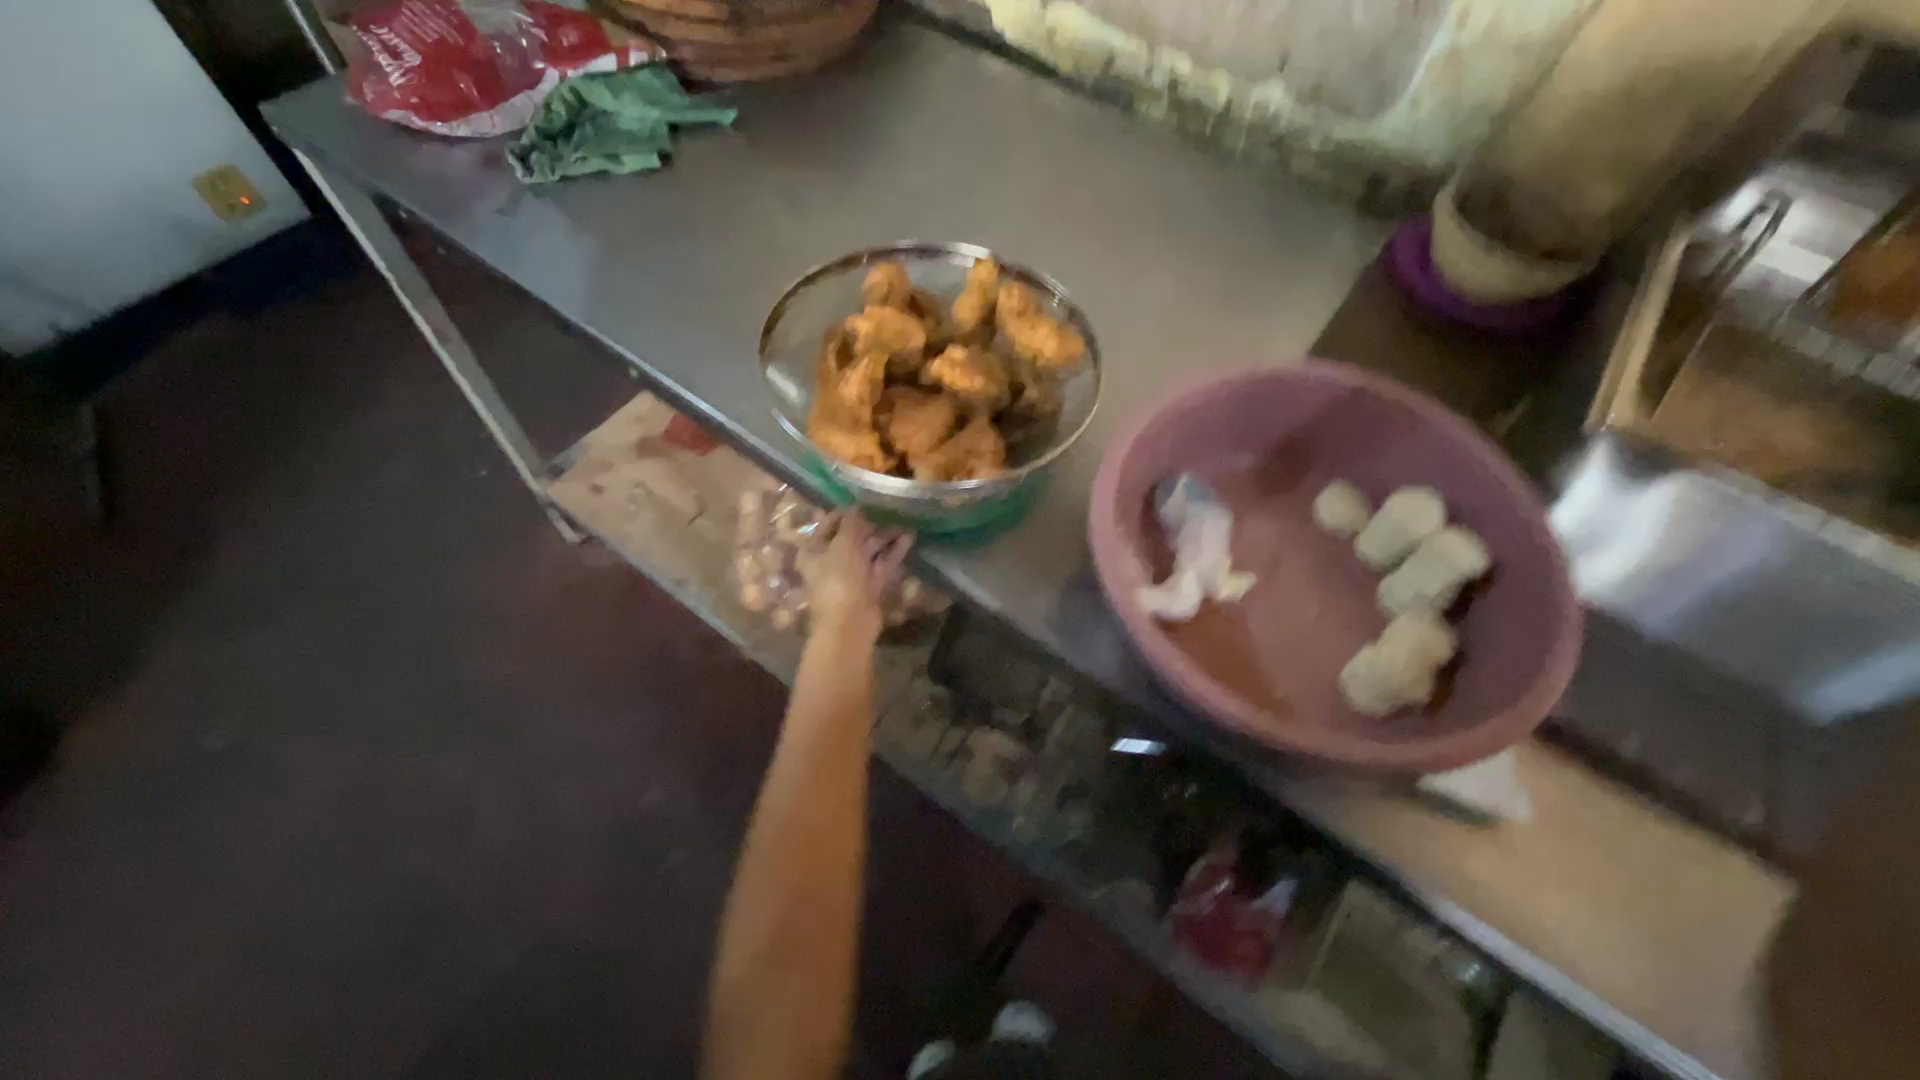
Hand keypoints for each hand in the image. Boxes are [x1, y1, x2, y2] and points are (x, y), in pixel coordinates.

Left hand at [799, 512, 912, 639]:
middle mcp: (829, 560)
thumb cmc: (838, 578)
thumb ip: (851, 523)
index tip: (866, 501)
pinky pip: (881, 564)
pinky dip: (892, 552)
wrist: (849, 623)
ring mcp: (850, 574)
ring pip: (868, 550)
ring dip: (885, 538)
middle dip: (871, 525)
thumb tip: (856, 507)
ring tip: (905, 523)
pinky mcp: (868, 585)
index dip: (846, 513)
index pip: (828, 524)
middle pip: (851, 537)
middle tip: (890, 511)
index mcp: (813, 549)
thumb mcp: (843, 544)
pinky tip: (908, 539)